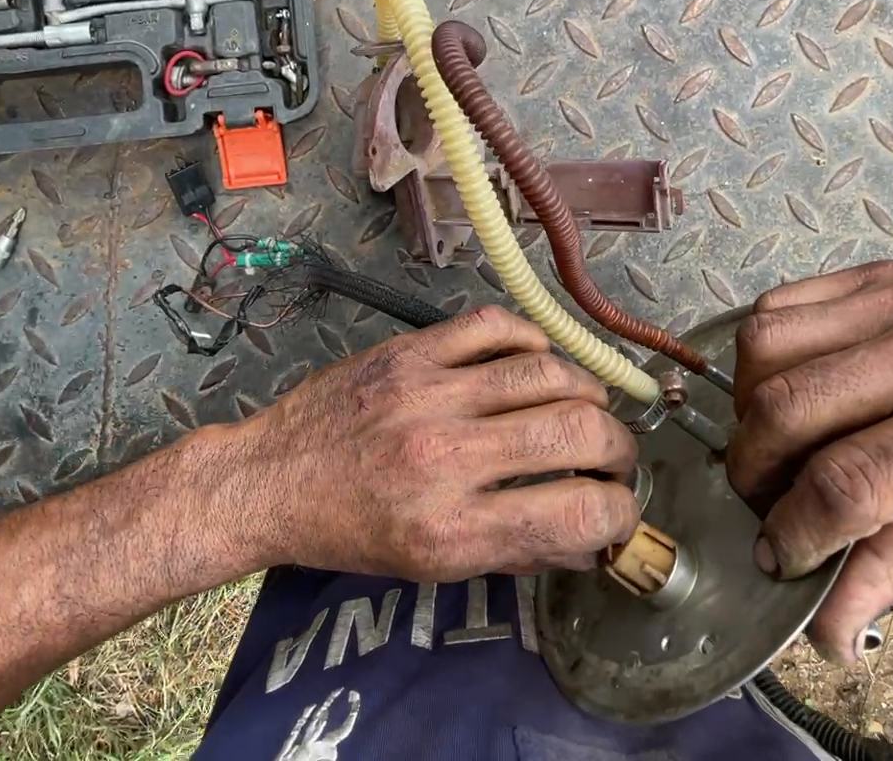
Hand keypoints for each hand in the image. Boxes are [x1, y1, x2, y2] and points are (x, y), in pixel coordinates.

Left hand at [236, 306, 640, 580]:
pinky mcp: (409, 352)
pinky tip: (537, 361)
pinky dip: (532, 339)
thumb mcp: (432, 567)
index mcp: (455, 529)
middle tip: (610, 455)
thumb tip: (593, 537)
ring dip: (585, 391)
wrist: (271, 479)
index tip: (616, 506)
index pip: (581, 513)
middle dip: (617, 447)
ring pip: (546, 371)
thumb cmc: (351, 532)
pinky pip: (493, 325)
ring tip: (583, 407)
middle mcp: (448, 455)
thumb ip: (516, 550)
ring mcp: (427, 392)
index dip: (620, 512)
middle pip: (578, 431)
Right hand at [728, 261, 892, 661]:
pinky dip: (763, 356)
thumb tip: (819, 625)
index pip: (852, 478)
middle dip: (756, 467)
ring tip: (779, 440)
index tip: (782, 554)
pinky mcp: (885, 275)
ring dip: (750, 405)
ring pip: (766, 346)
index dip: (798, 528)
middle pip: (790, 406)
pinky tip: (795, 388)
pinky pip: (778, 306)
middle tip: (766, 500)